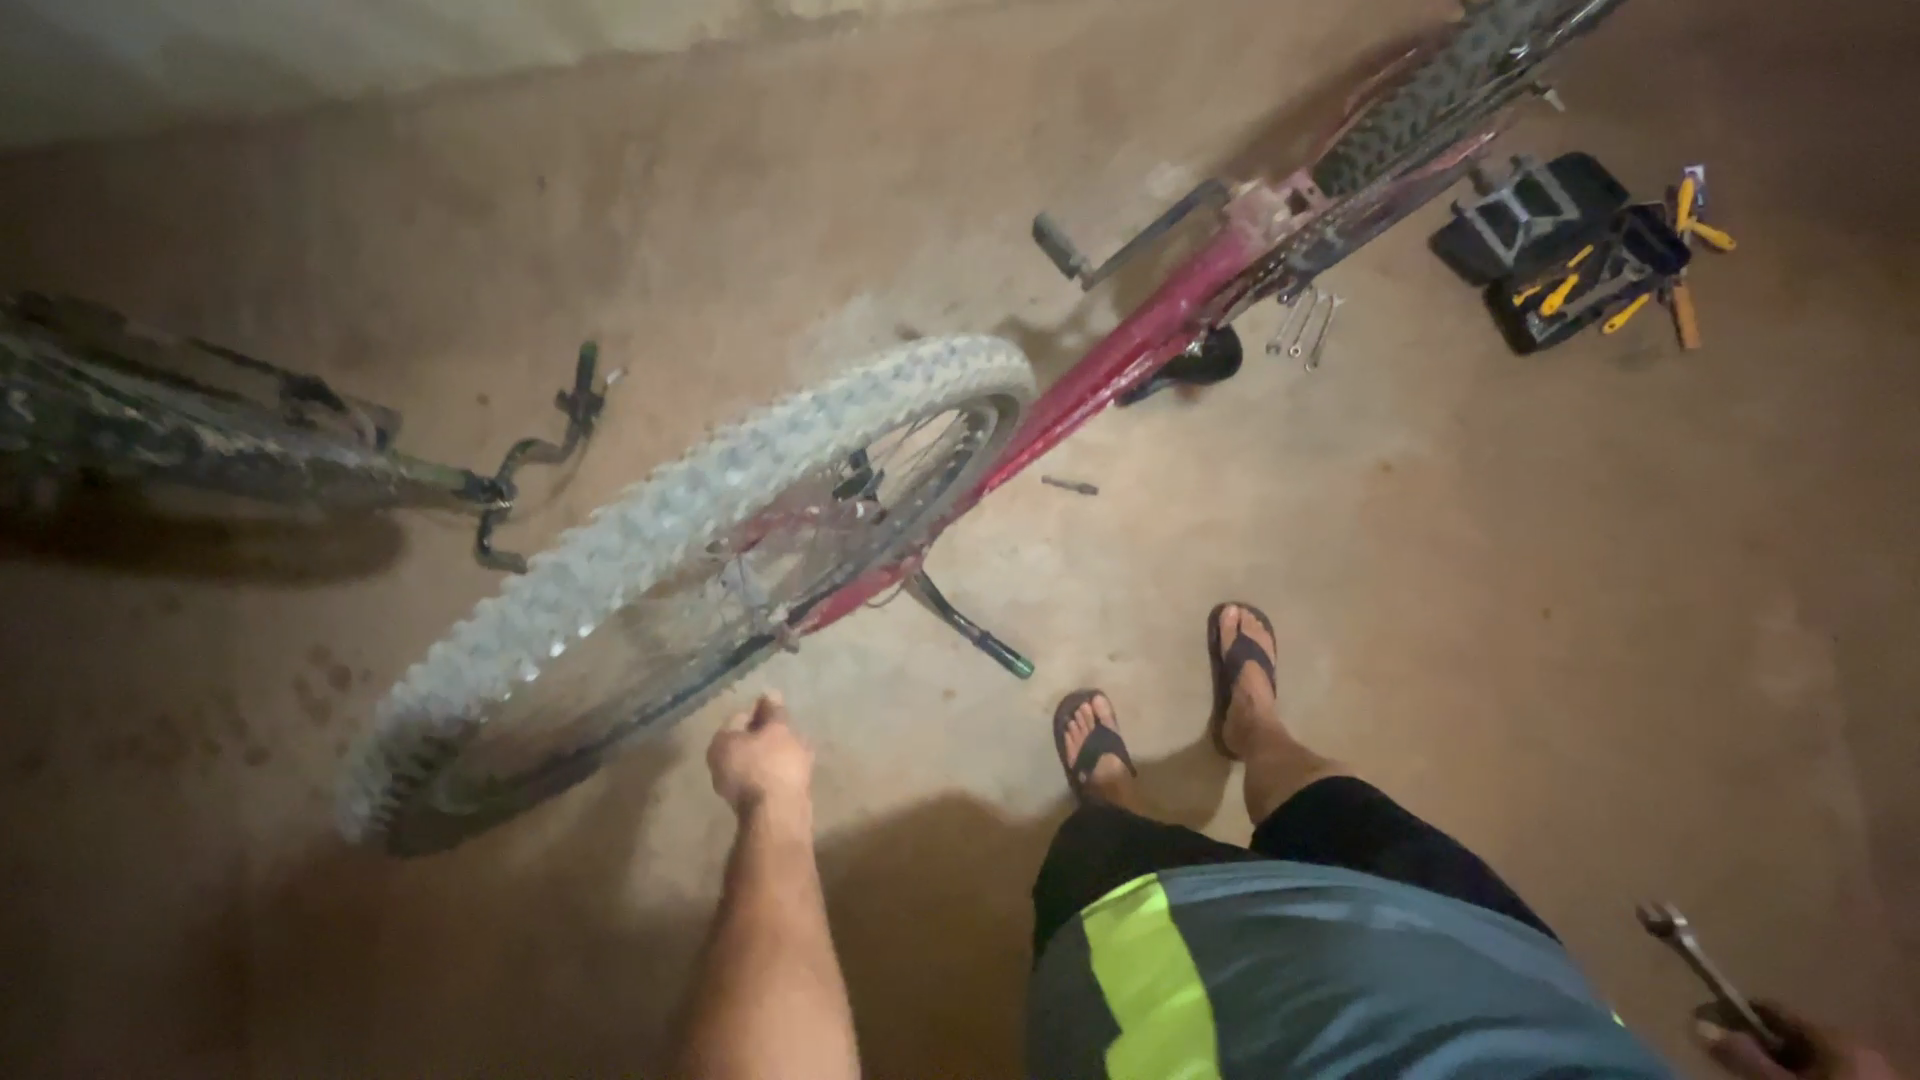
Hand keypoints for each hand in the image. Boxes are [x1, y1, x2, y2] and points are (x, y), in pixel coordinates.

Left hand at [706, 692, 813, 817]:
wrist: (778, 813)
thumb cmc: (775, 764)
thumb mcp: (778, 730)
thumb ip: (774, 710)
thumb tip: (769, 693)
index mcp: (721, 742)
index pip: (741, 716)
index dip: (764, 710)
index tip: (783, 713)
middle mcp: (720, 763)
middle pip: (748, 739)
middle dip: (770, 733)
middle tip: (792, 730)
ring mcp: (733, 785)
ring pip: (758, 759)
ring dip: (777, 752)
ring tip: (800, 748)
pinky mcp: (750, 801)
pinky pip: (764, 776)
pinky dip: (778, 769)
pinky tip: (798, 767)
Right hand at [1696, 1003, 1904, 1079]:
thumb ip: (1742, 1056)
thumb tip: (1696, 1024)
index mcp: (1834, 1034)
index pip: (1768, 1009)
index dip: (1733, 1015)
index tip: (1707, 1026)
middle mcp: (1856, 1044)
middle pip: (1789, 1034)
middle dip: (1758, 1044)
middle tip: (1733, 1060)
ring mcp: (1874, 1070)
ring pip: (1809, 1057)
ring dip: (1780, 1063)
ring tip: (1759, 1074)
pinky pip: (1829, 1072)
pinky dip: (1805, 1075)